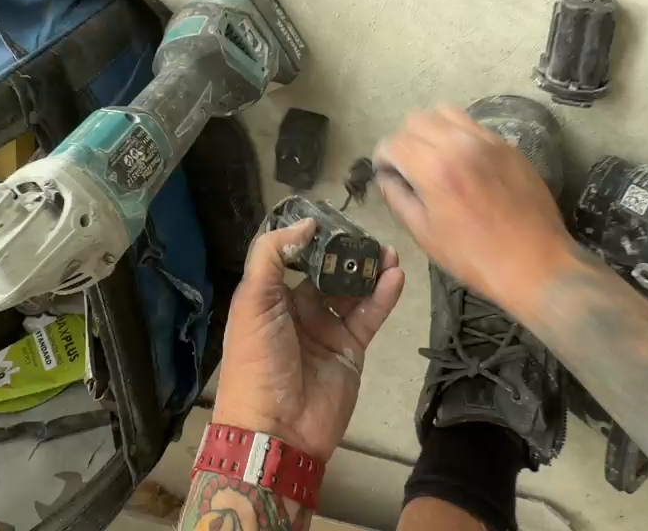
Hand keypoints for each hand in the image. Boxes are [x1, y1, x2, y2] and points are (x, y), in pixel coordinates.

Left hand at [210, 218, 404, 460]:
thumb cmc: (257, 360)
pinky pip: (370, 314)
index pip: (294, 256)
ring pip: (353, 289)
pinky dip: (384, 294)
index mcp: (271, 295)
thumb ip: (272, 255)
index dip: (313, 236)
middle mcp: (299, 307)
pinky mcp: (351, 347)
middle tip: (367, 235)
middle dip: (347, 252)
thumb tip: (306, 223)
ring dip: (369, 269)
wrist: (277, 431)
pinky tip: (395, 275)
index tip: (333, 217)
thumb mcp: (252, 301)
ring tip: (388, 251)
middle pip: (328, 270)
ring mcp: (327, 327)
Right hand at [374, 105, 576, 312]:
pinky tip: (463, 162)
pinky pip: (473, 126)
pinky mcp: (507, 146)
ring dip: (431, 130)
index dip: (382, 157)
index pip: (394, 142)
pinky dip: (458, 135)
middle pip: (417, 120)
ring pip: (445, 113)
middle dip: (405, 140)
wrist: (536, 265)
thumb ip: (398, 199)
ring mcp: (487, 141)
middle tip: (408, 166)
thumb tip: (386, 178)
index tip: (386, 173)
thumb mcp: (425, 235)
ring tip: (435, 156)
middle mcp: (459, 144)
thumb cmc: (475, 257)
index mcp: (435, 168)